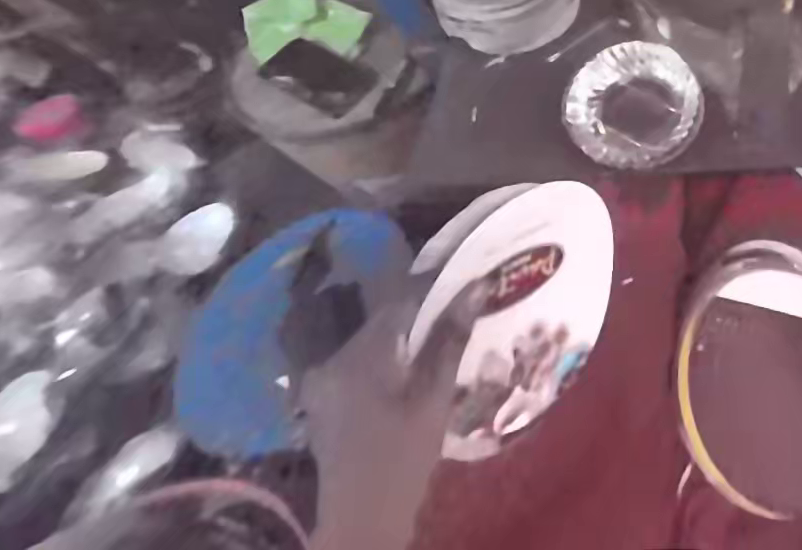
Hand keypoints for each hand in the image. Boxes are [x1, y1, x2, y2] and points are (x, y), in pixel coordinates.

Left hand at [300, 285, 480, 549]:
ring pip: (374, 338)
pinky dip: (387, 355)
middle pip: (386, 318)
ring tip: (439, 333)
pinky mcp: (324, 398)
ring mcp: (324, 378)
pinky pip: (361, 359)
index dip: (435, 285)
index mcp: (361, 352)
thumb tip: (478, 285)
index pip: (403, 298)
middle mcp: (335, 356)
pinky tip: (409, 365)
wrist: (361, 526)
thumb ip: (451, 337)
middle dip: (421, 310)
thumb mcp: (434, 396)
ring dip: (405, 334)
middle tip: (457, 305)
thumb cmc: (402, 459)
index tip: (465, 275)